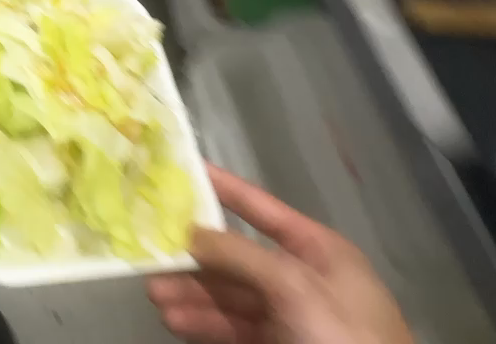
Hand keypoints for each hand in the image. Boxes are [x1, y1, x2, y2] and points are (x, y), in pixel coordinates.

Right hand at [145, 165, 414, 343]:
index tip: (177, 168)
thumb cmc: (344, 335)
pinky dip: (203, 323)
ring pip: (229, 295)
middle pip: (235, 255)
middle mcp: (301, 277)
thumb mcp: (294, 286)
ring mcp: (291, 316)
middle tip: (151, 253)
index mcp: (317, 250)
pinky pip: (233, 327)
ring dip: (191, 294)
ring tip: (155, 296)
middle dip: (192, 257)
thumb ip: (238, 254)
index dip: (221, 186)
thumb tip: (189, 231)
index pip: (259, 206)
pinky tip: (175, 322)